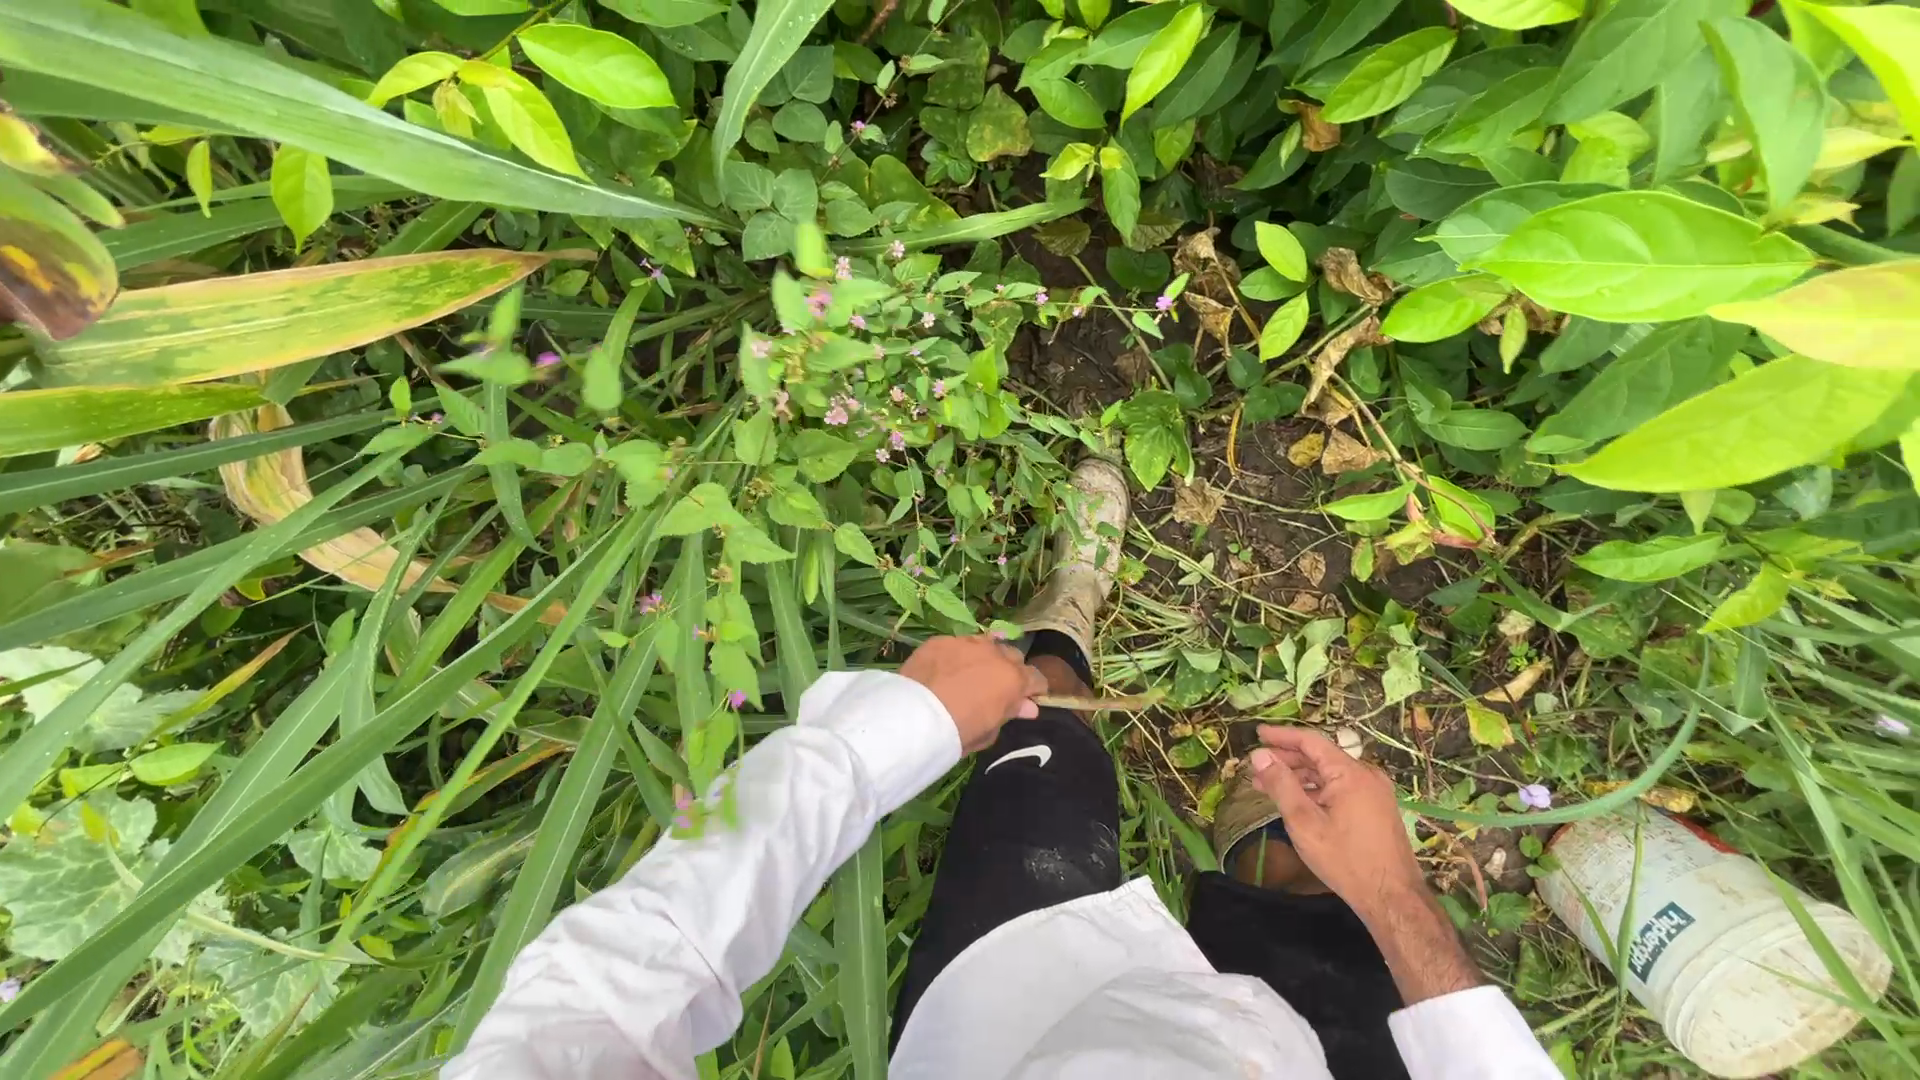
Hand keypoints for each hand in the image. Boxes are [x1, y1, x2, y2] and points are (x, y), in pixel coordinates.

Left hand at [901, 635, 1046, 751]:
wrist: (914, 716)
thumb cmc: (957, 732)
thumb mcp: (989, 731)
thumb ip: (1010, 713)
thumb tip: (1028, 707)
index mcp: (1013, 679)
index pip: (1036, 678)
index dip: (1033, 690)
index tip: (1026, 700)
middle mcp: (995, 654)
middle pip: (1013, 656)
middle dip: (1010, 670)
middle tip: (996, 688)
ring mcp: (967, 643)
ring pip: (986, 645)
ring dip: (985, 658)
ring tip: (971, 674)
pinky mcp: (942, 640)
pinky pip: (958, 644)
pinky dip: (957, 655)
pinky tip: (946, 669)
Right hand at [1245, 725, 1425, 921]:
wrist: (1393, 899)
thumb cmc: (1346, 860)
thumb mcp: (1304, 822)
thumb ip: (1280, 785)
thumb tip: (1259, 755)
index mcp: (1350, 773)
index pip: (1310, 741)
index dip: (1281, 736)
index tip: (1257, 734)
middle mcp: (1366, 776)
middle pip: (1320, 757)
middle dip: (1286, 760)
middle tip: (1257, 767)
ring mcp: (1375, 793)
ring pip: (1330, 774)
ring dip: (1300, 777)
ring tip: (1270, 786)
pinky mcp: (1377, 809)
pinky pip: (1341, 788)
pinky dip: (1316, 790)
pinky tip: (1298, 802)